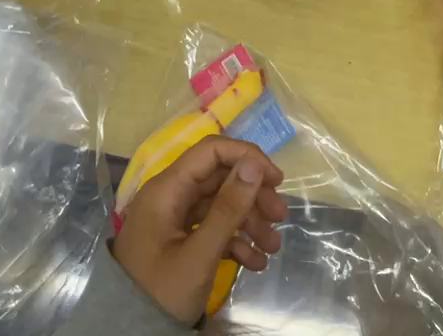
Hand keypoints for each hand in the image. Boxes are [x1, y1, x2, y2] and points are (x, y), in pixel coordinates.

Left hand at [112, 136, 287, 322]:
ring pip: (220, 205)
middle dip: (253, 196)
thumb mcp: (199, 254)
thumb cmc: (161, 291)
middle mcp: (170, 196)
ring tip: (272, 247)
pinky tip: (255, 262)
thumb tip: (254, 164)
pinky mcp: (179, 241)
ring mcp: (174, 219)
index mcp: (167, 189)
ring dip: (249, 222)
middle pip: (220, 178)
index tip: (275, 179)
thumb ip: (228, 208)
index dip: (246, 157)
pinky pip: (212, 229)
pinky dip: (235, 241)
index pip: (212, 151)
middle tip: (280, 217)